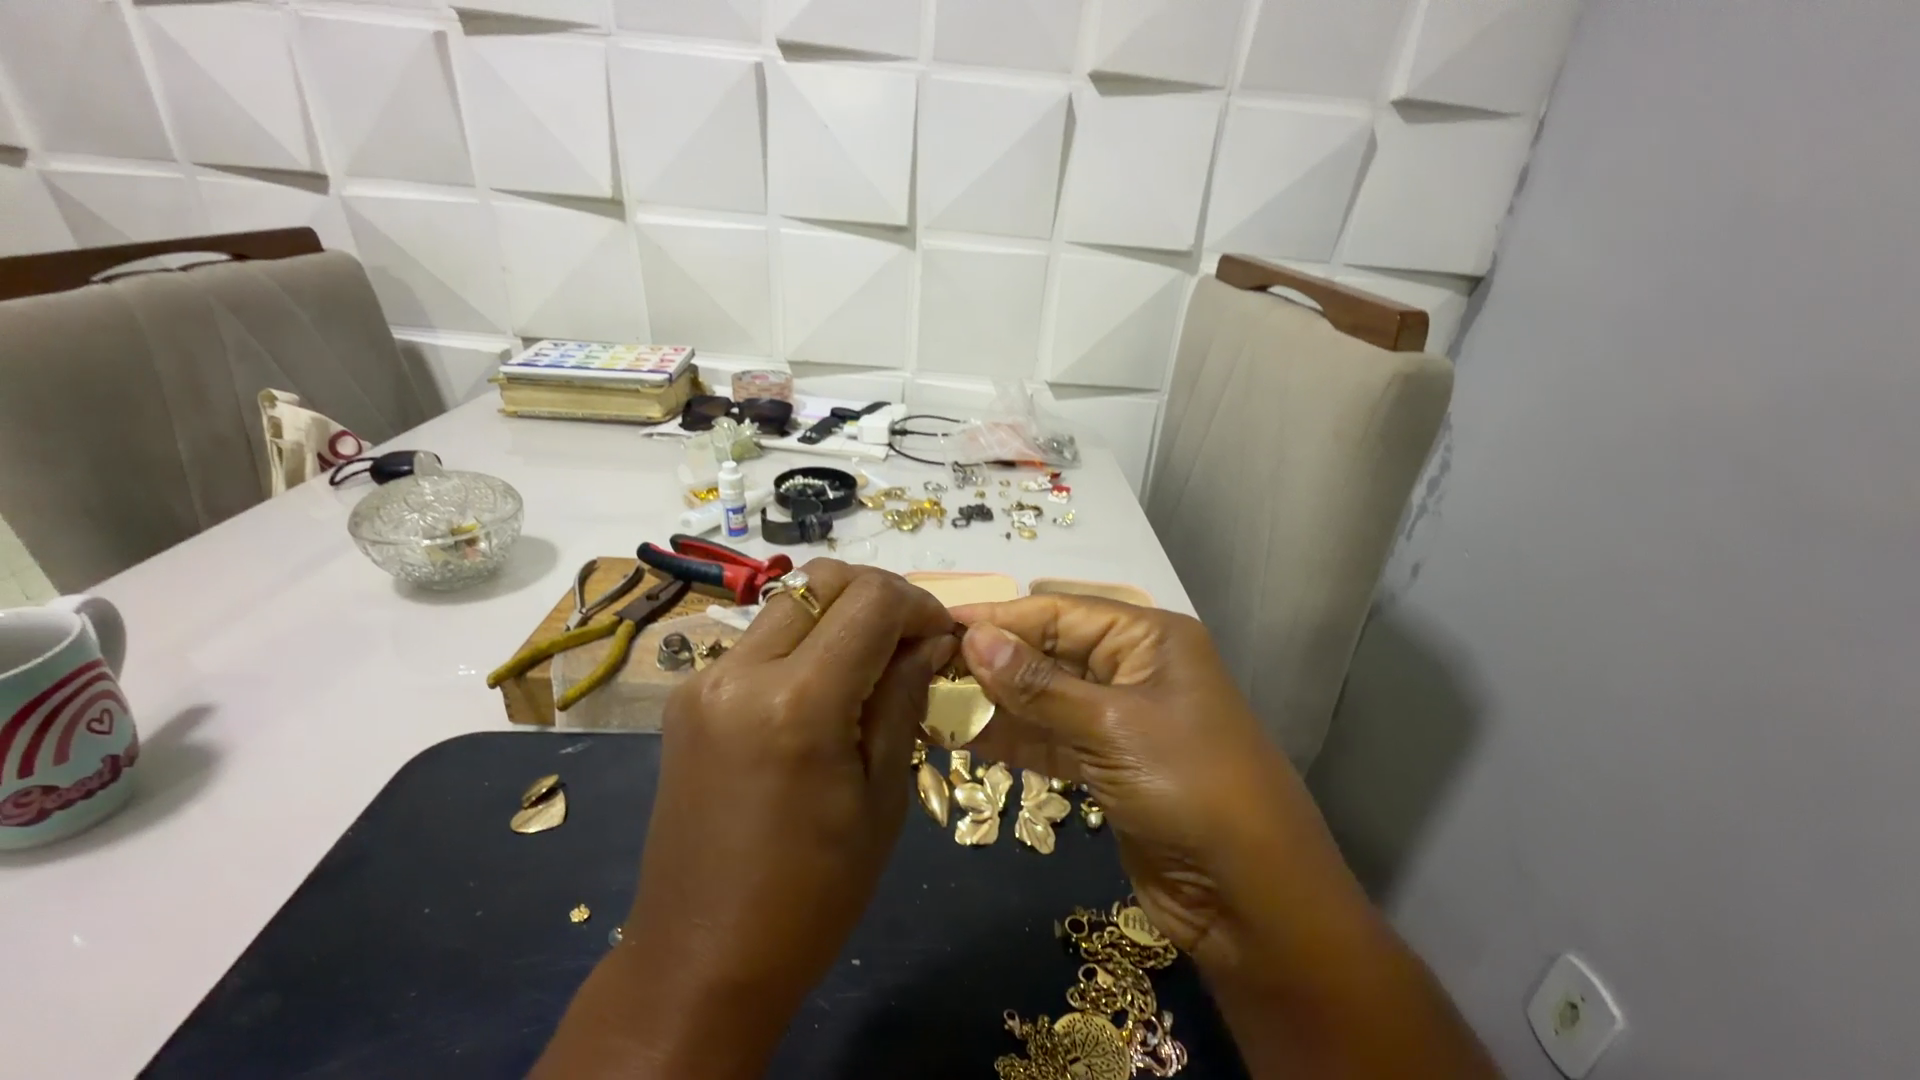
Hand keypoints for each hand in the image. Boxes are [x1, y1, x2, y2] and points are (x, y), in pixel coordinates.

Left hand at [537, 560, 955, 1078]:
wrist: (701, 956)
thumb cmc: (812, 894)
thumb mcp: (881, 799)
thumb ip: (903, 699)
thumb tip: (932, 640)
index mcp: (796, 702)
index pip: (871, 603)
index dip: (920, 606)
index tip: (944, 638)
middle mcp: (739, 672)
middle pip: (822, 582)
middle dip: (879, 596)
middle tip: (912, 640)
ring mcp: (703, 681)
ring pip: (786, 603)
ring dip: (838, 614)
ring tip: (873, 663)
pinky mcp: (687, 698)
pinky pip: (757, 641)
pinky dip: (802, 642)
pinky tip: (825, 688)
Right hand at [951, 596, 1369, 975]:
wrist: (1252, 896)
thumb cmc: (1191, 787)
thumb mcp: (1112, 727)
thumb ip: (1038, 685)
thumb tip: (973, 638)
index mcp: (1149, 639)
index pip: (1058, 613)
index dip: (997, 618)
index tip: (935, 624)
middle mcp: (1134, 670)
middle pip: (1049, 652)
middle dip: (991, 660)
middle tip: (923, 667)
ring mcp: (1121, 720)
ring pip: (1045, 699)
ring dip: (995, 703)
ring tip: (930, 703)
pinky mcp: (1109, 767)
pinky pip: (1051, 741)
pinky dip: (1013, 741)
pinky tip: (963, 740)